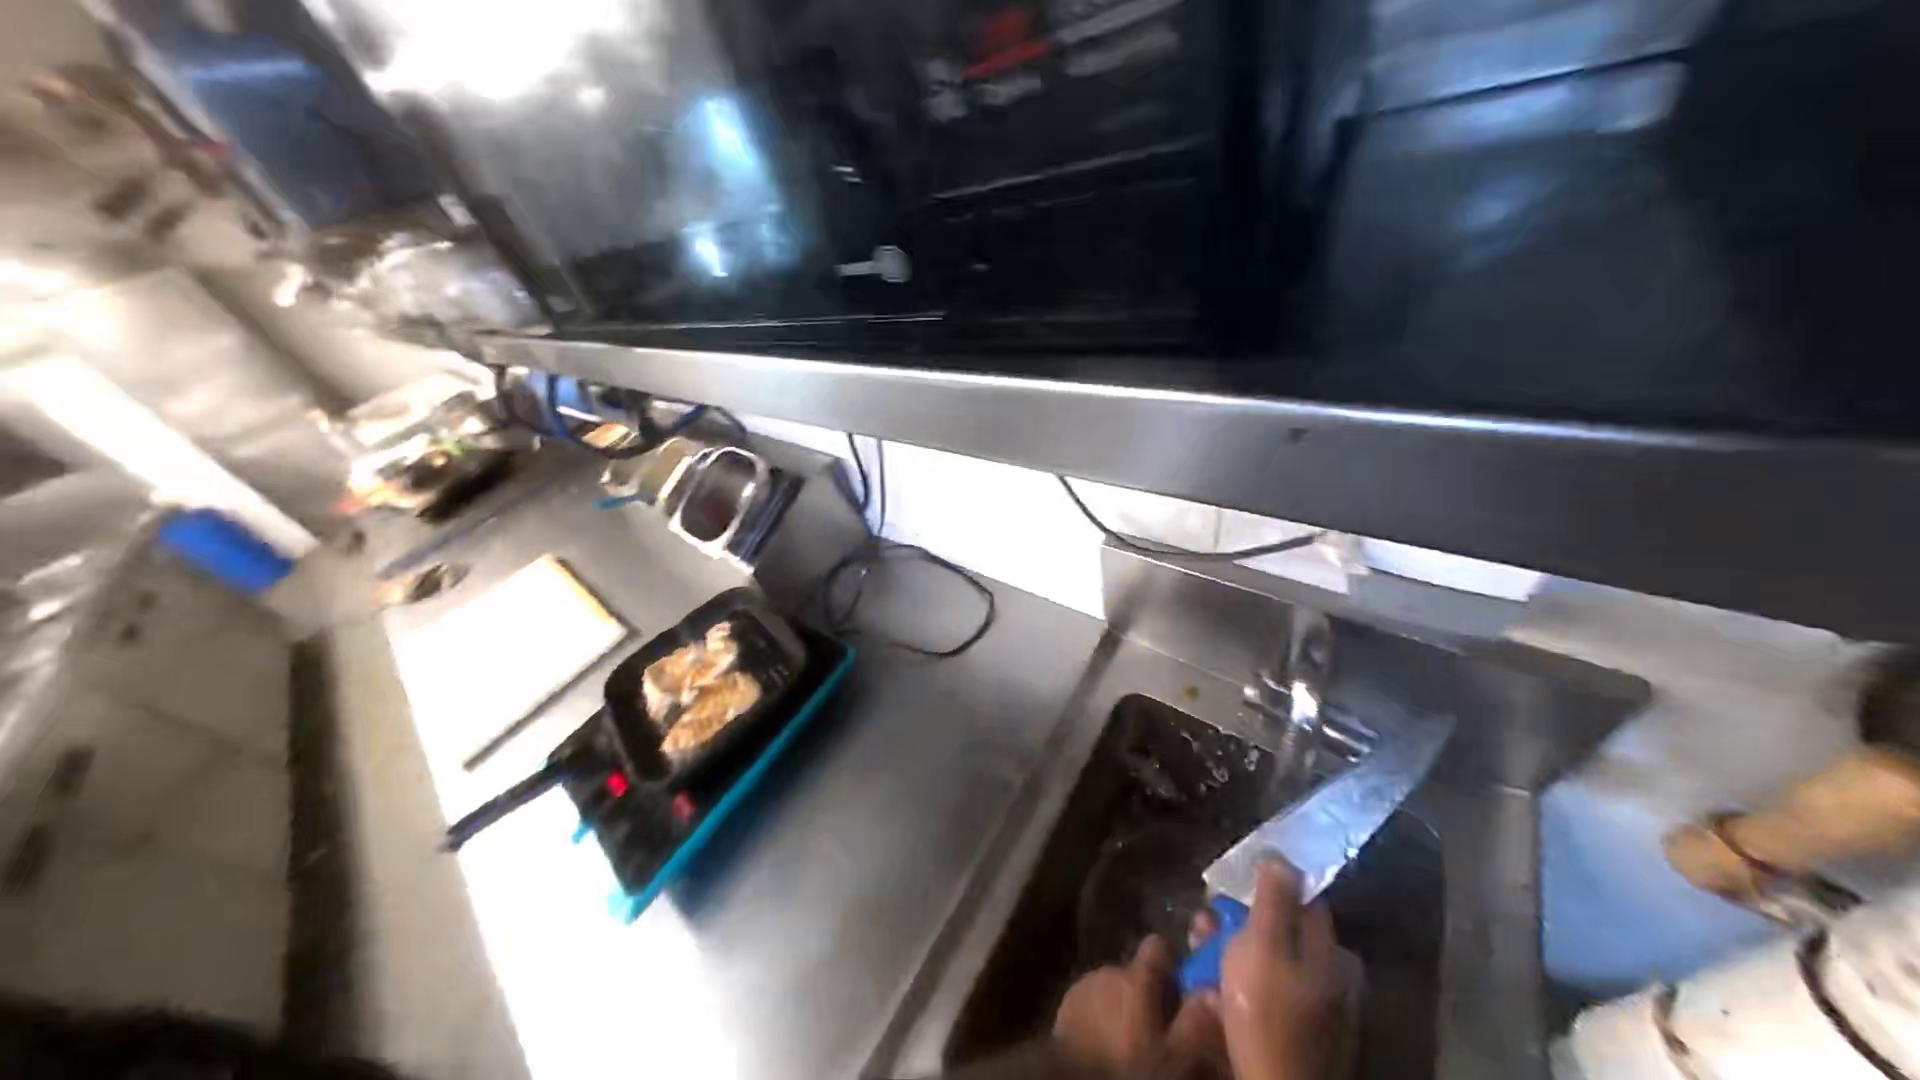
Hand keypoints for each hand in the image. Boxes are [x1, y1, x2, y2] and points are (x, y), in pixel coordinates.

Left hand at [1053, 936, 1224, 1077]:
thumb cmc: (1127, 1071)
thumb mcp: (1175, 1058)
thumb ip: (1197, 1022)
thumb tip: (1215, 991)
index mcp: (1136, 977)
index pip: (1158, 947)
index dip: (1172, 965)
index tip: (1183, 992)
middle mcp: (1109, 971)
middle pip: (1138, 974)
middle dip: (1150, 997)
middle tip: (1161, 1035)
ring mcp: (1084, 986)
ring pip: (1115, 990)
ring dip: (1125, 1009)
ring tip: (1134, 1046)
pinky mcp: (1066, 1006)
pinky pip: (1094, 1005)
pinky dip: (1103, 1019)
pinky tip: (1108, 1049)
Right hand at [1205, 861, 1346, 1079]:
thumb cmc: (1268, 1014)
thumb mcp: (1265, 945)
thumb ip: (1274, 898)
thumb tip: (1282, 854)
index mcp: (1332, 950)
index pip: (1301, 897)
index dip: (1264, 883)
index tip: (1230, 882)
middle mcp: (1332, 975)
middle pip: (1279, 929)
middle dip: (1236, 920)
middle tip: (1201, 923)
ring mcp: (1317, 1007)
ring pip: (1267, 959)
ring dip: (1229, 949)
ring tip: (1195, 952)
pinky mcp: (1298, 1032)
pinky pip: (1264, 991)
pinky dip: (1238, 982)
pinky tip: (1211, 989)